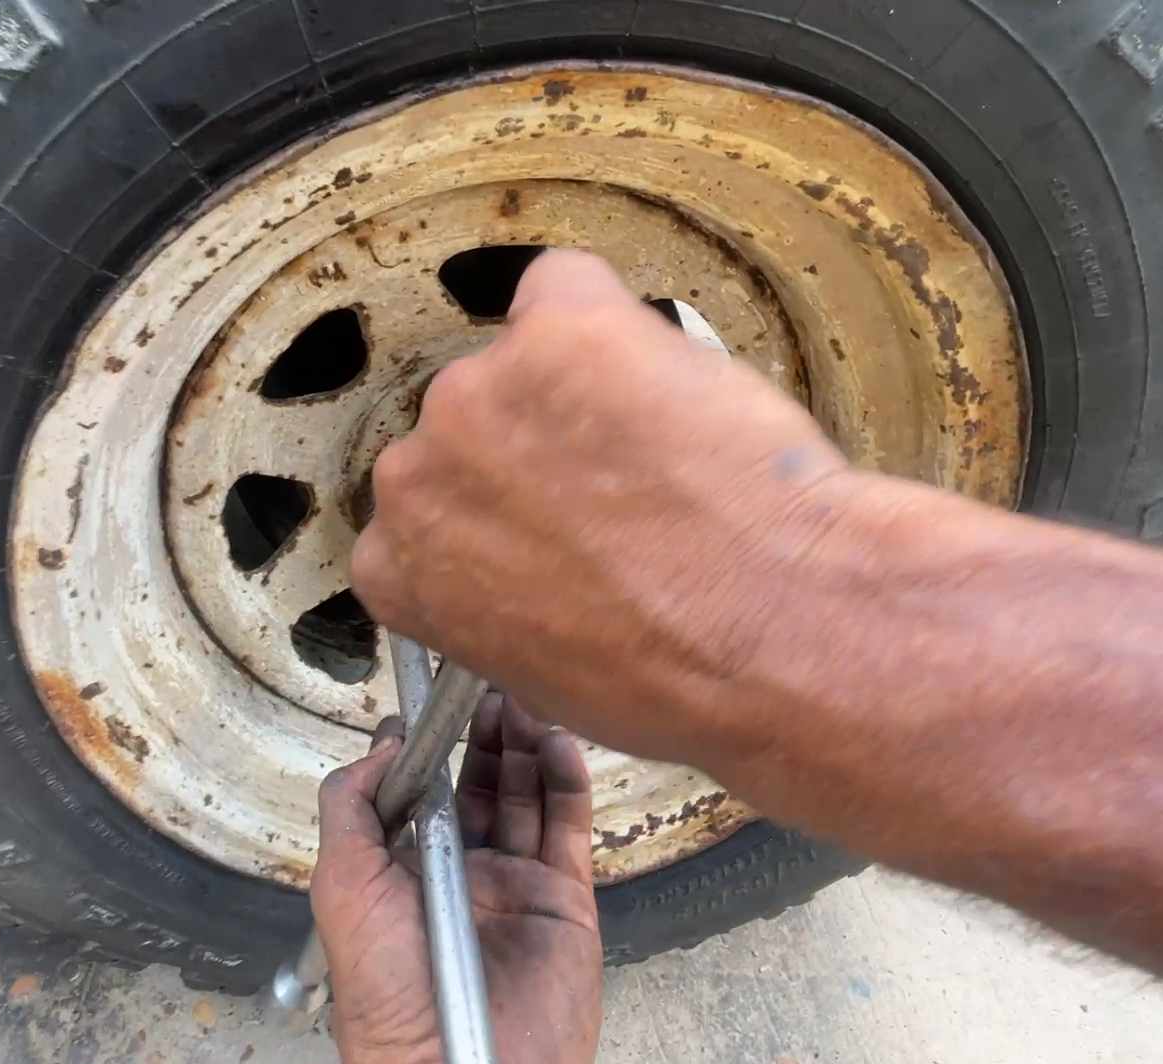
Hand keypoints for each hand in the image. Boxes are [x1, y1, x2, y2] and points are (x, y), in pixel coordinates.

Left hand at [311, 695, 602, 1063]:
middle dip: (488, 732)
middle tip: (494, 686)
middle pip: (482, 780)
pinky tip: (557, 743)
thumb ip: (349, 807)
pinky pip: (567, 826)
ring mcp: (516, 877)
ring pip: (526, 793)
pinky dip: (566, 781)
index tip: (443, 697)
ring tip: (525, 700)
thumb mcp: (343, 886)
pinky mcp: (562, 896)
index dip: (437, 740)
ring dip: (526, 744)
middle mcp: (465, 864)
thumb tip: (380, 744)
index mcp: (411, 862)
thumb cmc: (386, 987)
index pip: (429, 784)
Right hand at [351, 250, 856, 765]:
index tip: (519, 520)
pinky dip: (599, 317)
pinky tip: (646, 372)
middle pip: (462, 435)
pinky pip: (563, 291)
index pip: (406, 516)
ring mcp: (474, 395)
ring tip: (649, 449)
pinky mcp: (555, 331)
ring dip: (569, 393)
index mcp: (397, 566)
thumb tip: (509, 564)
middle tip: (601, 488)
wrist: (766, 631)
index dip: (474, 513)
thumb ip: (481, 599)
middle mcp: (411, 476)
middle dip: (520, 452)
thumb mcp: (532, 669)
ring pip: (516, 366)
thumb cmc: (660, 674)